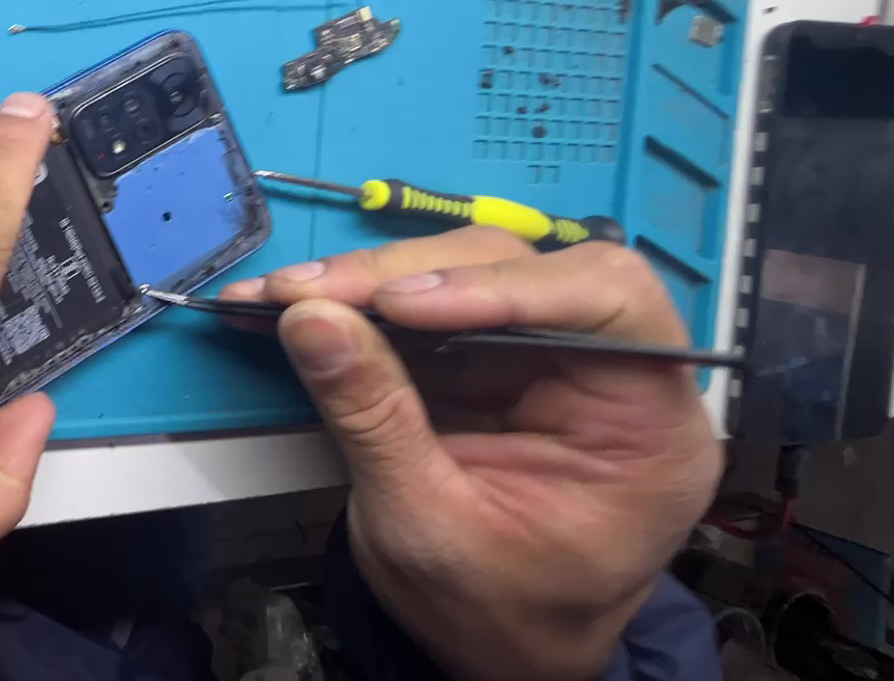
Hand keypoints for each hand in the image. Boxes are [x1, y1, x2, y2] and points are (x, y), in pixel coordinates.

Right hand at [222, 228, 720, 680]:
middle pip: (501, 266)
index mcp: (635, 421)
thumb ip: (372, 418)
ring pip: (439, 269)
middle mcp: (584, 367)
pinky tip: (274, 304)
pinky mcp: (455, 353)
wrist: (478, 641)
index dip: (504, 284)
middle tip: (298, 293)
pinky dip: (331, 300)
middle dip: (389, 276)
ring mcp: (514, 353)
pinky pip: (393, 303)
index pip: (607, 299)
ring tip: (272, 295)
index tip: (398, 305)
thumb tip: (308, 317)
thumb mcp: (426, 524)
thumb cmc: (489, 609)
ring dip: (349, 279)